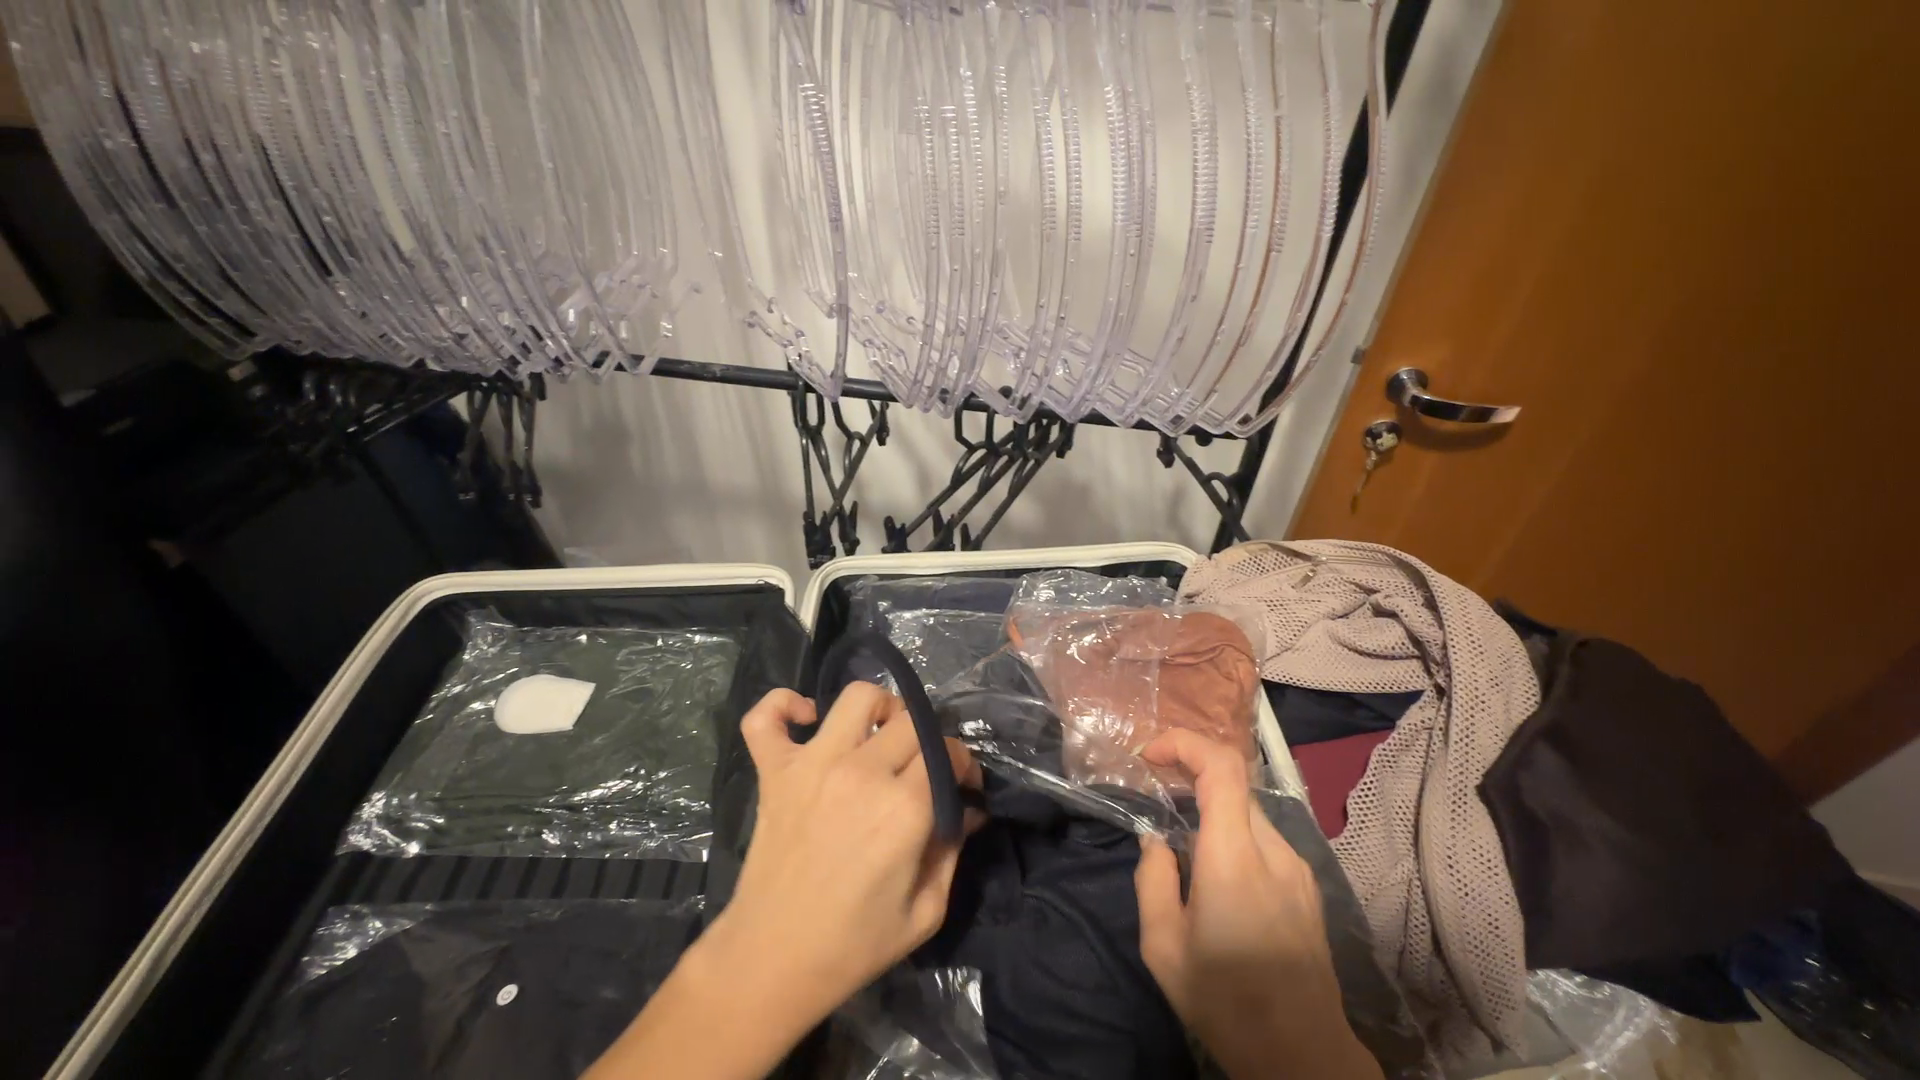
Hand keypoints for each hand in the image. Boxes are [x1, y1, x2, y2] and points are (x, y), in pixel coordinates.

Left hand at [711, 684, 982, 1006]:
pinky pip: (767, 716)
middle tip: (924, 768)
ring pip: (857, 697)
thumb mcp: (927, 910)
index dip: (962, 765)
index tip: (961, 785)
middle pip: (911, 722)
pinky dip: (785, 705)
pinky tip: (807, 721)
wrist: (774, 958)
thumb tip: (969, 810)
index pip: (947, 752)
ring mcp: (812, 765)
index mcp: (905, 807)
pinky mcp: (773, 771)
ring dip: (879, 708)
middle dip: (929, 739)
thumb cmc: (856, 943)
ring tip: (880, 736)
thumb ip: (953, 851)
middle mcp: (861, 772)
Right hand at [1134, 730, 1381, 1079]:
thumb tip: (1156, 841)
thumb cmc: (1225, 1001)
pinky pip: (1265, 842)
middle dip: (1191, 777)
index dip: (1185, 743)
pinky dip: (1234, 837)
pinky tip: (1215, 879)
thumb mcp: (1162, 946)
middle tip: (1157, 794)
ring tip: (1182, 849)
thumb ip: (1152, 879)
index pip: (1222, 767)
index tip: (1151, 756)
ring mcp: (1297, 868)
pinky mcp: (1307, 888)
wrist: (1302, 1054)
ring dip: (1213, 812)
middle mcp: (1273, 851)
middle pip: (1234, 785)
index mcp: (1234, 859)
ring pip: (1249, 814)